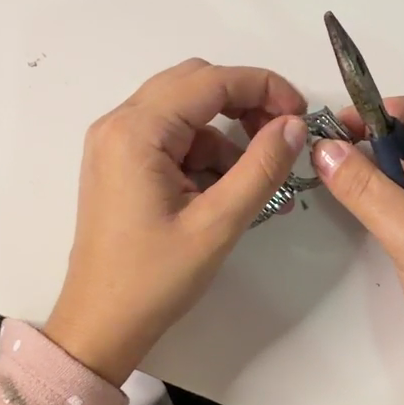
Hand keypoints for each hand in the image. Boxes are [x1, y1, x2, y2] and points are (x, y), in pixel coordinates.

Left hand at [44, 59, 307, 385]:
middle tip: (281, 140)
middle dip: (245, 104)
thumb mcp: (217, 224)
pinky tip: (223, 194)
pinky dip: (203, 156)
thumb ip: (261, 168)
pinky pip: (169, 141)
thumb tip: (294, 126)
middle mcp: (119, 125)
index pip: (211, 80)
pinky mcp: (119, 167)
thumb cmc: (154, 280)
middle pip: (194, 85)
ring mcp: (114, 145)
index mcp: (137, 131)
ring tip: (255, 184)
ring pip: (184, 115)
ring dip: (225, 137)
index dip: (264, 87)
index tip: (301, 115)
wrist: (101, 324)